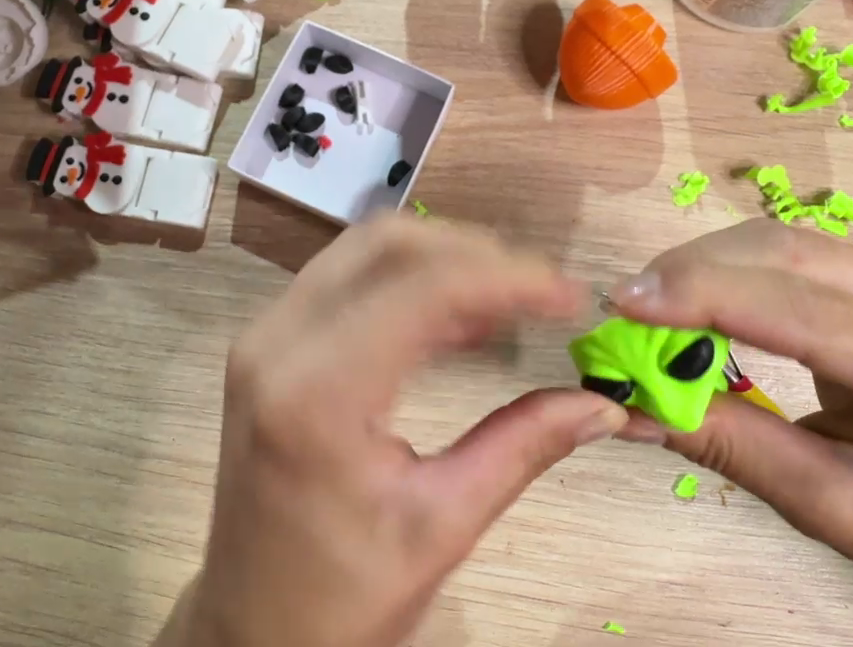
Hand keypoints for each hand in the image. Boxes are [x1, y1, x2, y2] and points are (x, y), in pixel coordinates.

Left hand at [159, 217, 625, 646]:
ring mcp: (266, 337)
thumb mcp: (441, 527)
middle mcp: (278, 343)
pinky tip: (459, 319)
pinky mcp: (271, 346)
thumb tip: (601, 404)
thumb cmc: (340, 598)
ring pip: (364, 251)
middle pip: (387, 244)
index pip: (423, 290)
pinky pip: (346, 281)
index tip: (570, 296)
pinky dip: (408, 283)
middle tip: (540, 294)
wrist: (251, 629)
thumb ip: (522, 448)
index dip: (507, 278)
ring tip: (510, 304)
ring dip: (441, 260)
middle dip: (474, 253)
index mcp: (317, 392)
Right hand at [609, 219, 852, 604]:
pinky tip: (695, 296)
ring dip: (705, 265)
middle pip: (794, 259)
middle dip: (694, 274)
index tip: (624, 302)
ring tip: (650, 306)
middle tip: (623, 311)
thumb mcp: (825, 509)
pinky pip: (794, 250)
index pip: (813, 317)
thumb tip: (627, 402)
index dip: (711, 297)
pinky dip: (730, 267)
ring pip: (786, 242)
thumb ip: (729, 445)